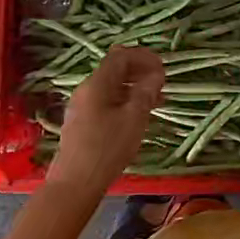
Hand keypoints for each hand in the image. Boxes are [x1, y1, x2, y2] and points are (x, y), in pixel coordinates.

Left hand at [47, 46, 164, 192]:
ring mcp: (81, 106)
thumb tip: (156, 74)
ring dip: (134, 88)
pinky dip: (125, 101)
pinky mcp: (82, 122)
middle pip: (115, 69)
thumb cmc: (107, 148)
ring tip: (156, 101)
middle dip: (140, 71)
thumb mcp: (134, 118)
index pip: (120, 56)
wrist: (76, 182)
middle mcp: (86, 89)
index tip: (163, 68)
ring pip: (112, 87)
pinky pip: (106, 101)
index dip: (144, 57)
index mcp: (97, 83)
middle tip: (162, 84)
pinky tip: (138, 116)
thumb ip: (146, 92)